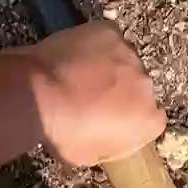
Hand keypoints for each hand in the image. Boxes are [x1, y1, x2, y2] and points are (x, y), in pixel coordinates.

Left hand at [17, 22, 165, 166]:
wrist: (38, 93)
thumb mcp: (88, 155)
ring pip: (123, 59)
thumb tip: (107, 134)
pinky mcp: (109, 31)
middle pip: (138, 86)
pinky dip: (94, 43)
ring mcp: (129, 54)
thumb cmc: (62, 132)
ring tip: (79, 72)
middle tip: (90, 93)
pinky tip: (75, 53)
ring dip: (108, 65)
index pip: (149, 119)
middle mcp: (147, 85)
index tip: (110, 117)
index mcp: (149, 120)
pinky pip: (106, 37)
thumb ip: (109, 142)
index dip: (129, 117)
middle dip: (120, 89)